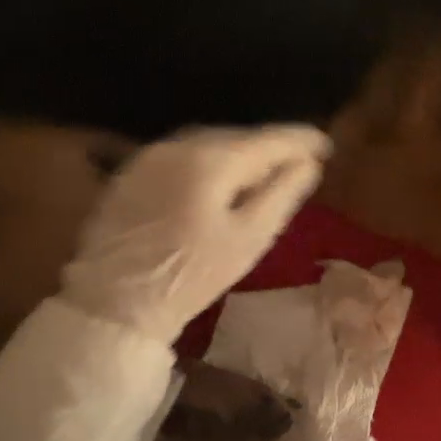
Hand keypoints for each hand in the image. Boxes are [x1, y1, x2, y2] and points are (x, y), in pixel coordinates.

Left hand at [60, 126, 330, 342]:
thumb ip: (283, 193)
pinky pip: (184, 153)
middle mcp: (179, 146)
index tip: (326, 145)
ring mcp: (151, 156)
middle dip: (272, 145)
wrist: (114, 305)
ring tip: (264, 169)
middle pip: (239, 136)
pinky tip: (221, 180)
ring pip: (210, 142)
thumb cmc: (194, 275)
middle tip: (300, 160)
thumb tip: (309, 163)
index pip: (269, 138)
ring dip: (241, 151)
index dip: (302, 139)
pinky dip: (211, 159)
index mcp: (212, 160)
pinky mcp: (132, 173)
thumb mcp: (251, 237)